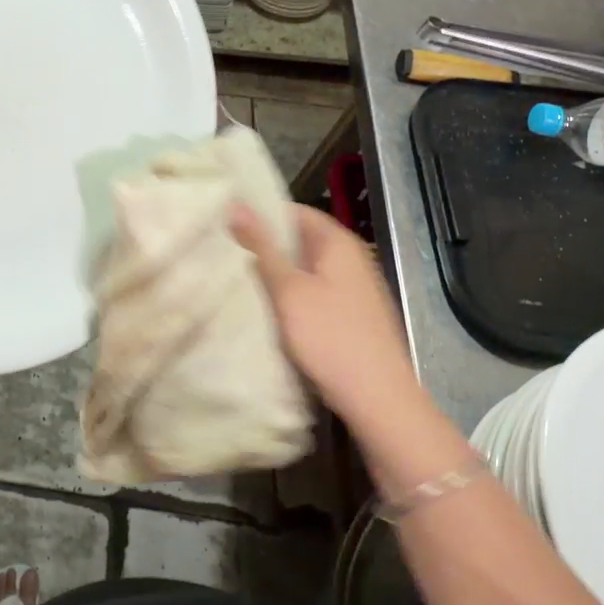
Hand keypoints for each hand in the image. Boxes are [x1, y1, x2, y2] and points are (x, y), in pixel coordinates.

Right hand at [231, 204, 420, 427]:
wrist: (378, 399)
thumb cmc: (330, 337)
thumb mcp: (288, 289)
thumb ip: (262, 246)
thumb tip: (235, 204)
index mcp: (338, 243)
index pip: (294, 211)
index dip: (260, 214)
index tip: (227, 223)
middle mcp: (350, 258)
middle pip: (299, 239)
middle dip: (265, 245)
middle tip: (225, 251)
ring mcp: (353, 288)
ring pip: (304, 269)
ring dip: (275, 273)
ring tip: (238, 278)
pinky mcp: (350, 315)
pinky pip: (313, 292)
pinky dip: (290, 295)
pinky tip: (267, 309)